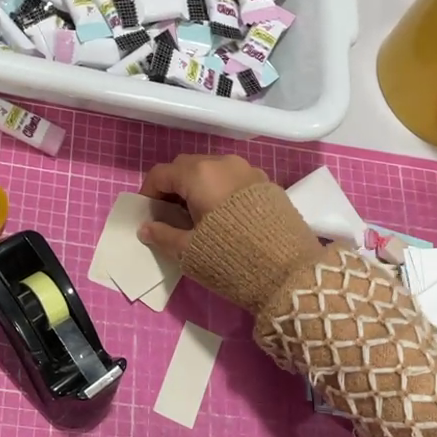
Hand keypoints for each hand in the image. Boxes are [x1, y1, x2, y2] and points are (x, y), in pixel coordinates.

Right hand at [136, 154, 270, 260]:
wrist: (289, 272)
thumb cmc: (229, 257)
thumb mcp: (188, 251)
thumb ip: (163, 235)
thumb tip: (146, 228)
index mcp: (199, 174)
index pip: (161, 174)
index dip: (148, 193)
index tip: (148, 214)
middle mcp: (224, 163)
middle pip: (187, 167)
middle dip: (172, 187)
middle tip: (169, 215)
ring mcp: (249, 171)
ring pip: (212, 170)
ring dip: (197, 188)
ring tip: (196, 217)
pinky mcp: (267, 184)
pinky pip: (233, 180)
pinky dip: (220, 191)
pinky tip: (222, 218)